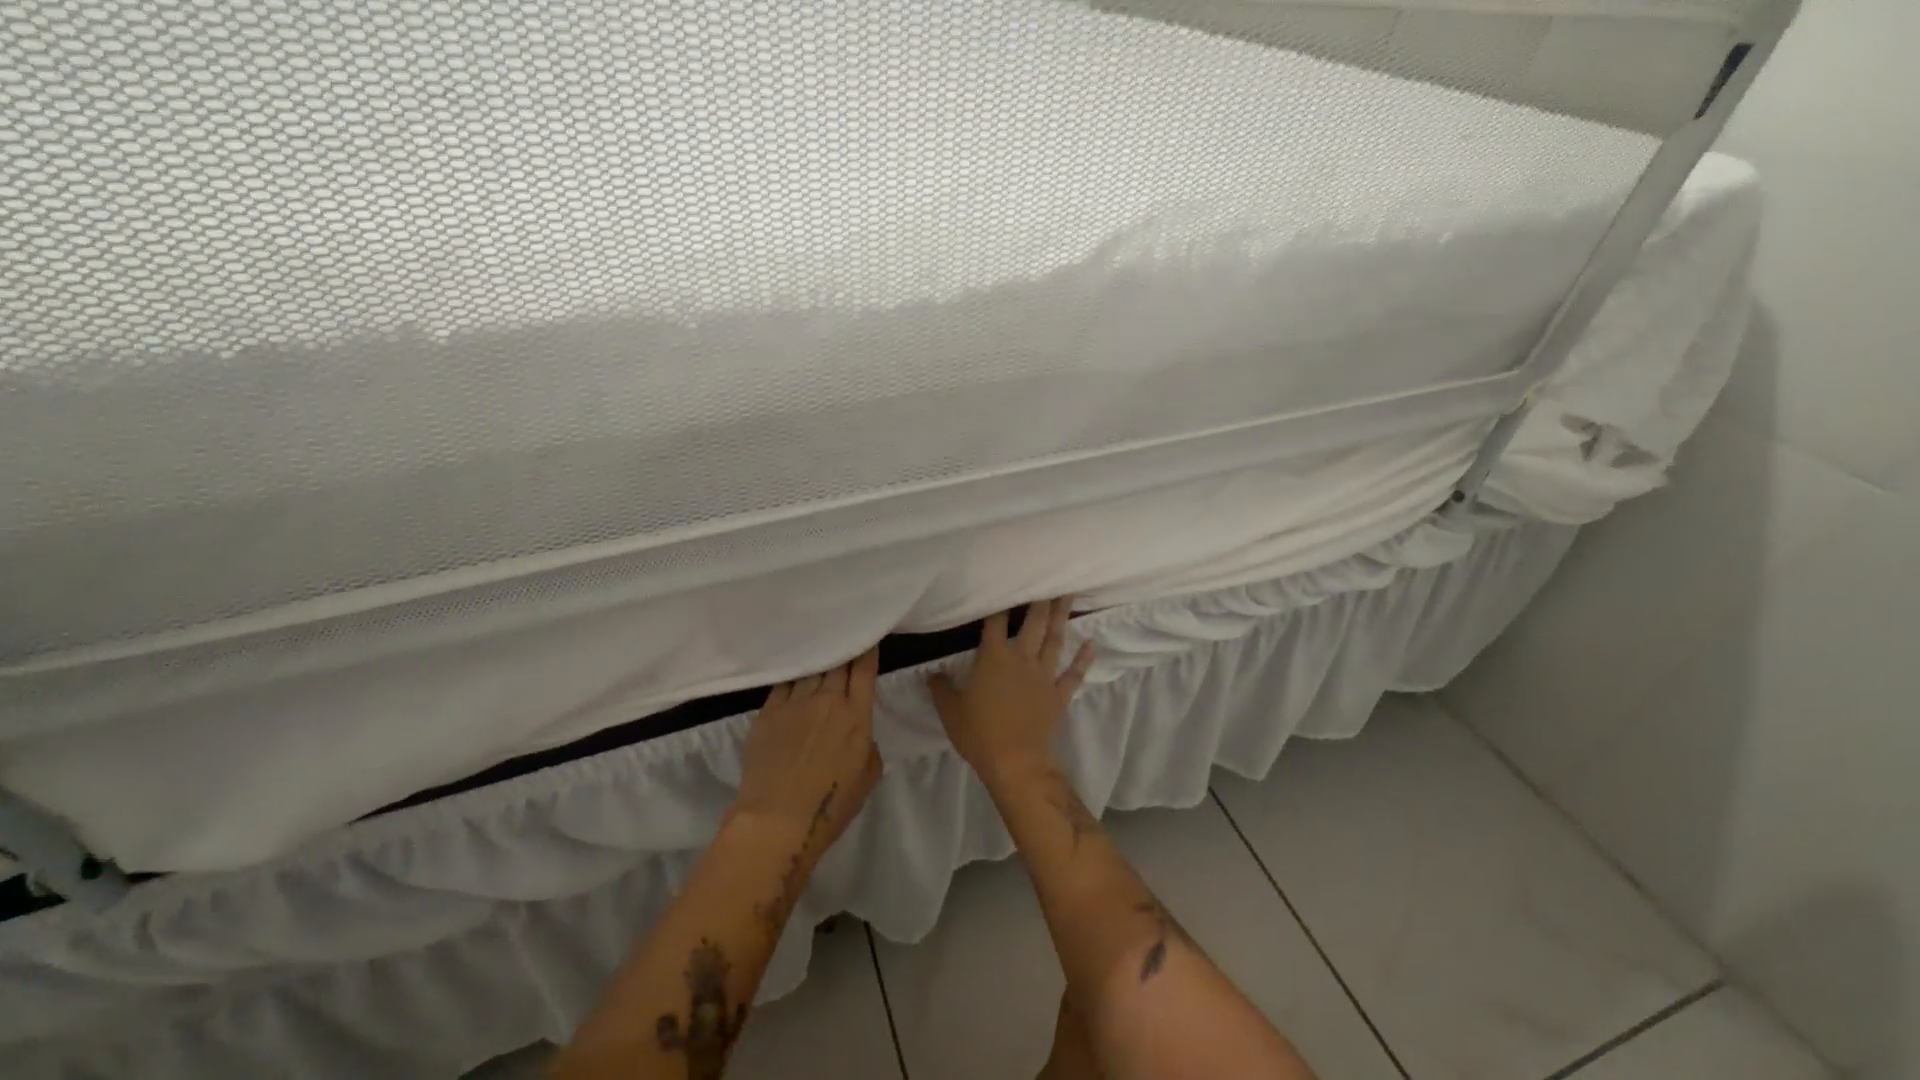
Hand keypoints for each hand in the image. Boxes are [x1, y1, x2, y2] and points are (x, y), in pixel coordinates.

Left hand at [731, 648, 883, 862]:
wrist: (777, 818)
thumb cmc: (831, 804)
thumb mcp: (868, 776)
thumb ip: (868, 744)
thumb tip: (858, 731)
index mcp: (856, 716)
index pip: (864, 670)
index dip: (867, 650)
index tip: (867, 637)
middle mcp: (826, 700)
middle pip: (837, 663)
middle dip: (843, 649)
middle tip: (844, 640)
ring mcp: (794, 703)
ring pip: (809, 670)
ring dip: (817, 661)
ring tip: (818, 649)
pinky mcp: (767, 712)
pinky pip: (783, 684)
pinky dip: (792, 675)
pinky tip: (793, 671)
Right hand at [929, 597, 1094, 786]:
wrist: (1015, 760)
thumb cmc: (979, 733)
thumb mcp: (950, 711)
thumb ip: (940, 689)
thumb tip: (932, 674)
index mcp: (993, 658)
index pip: (995, 623)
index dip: (999, 604)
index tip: (1005, 584)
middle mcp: (1021, 659)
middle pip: (1033, 623)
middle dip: (1040, 600)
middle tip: (1049, 579)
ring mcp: (1044, 676)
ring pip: (1055, 640)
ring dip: (1062, 617)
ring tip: (1068, 595)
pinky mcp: (1059, 695)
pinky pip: (1074, 673)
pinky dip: (1083, 659)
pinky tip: (1091, 643)